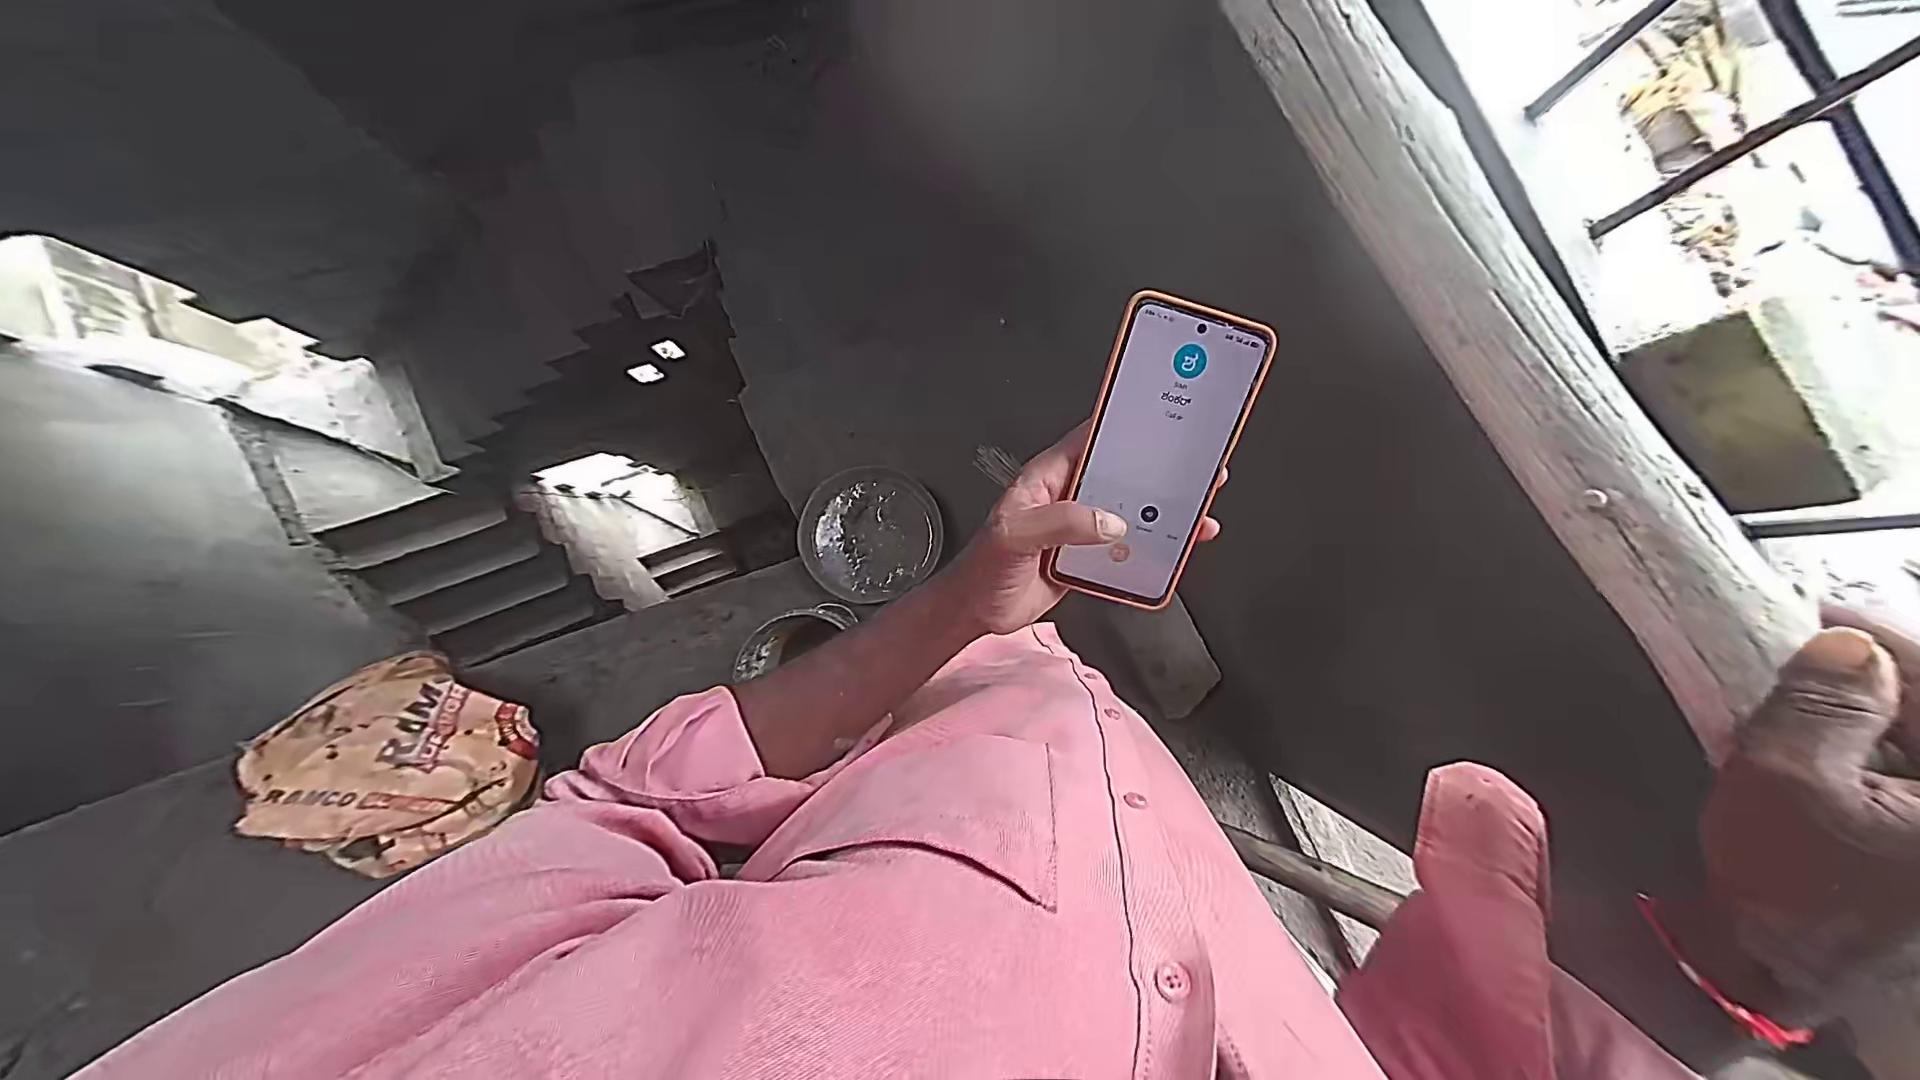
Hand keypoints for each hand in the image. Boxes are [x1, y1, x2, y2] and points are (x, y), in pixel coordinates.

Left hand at [942, 421, 1224, 635]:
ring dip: (1161, 511)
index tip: (1159, 417)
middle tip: (1194, 466)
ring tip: (1196, 507)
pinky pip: (1127, 546)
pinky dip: (1152, 547)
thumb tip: (1107, 520)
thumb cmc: (982, 568)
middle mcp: (1067, 497)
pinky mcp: (1088, 556)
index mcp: (1047, 478)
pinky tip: (1174, 547)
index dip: (1123, 426)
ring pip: (1129, 510)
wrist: (978, 610)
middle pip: (1120, 474)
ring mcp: (1080, 527)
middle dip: (1157, 469)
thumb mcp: (1015, 535)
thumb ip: (1059, 523)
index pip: (1090, 439)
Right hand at [1685, 604, 1919, 1024]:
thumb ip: (1815, 708)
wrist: (1780, 955)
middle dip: (1880, 681)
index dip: (1884, 646)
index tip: (1823, 617)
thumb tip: (1845, 647)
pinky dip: (1876, 750)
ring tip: (1807, 700)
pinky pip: (1913, 774)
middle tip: (1809, 656)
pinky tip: (1828, 746)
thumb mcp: (1784, 778)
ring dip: (1876, 716)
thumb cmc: (1789, 875)